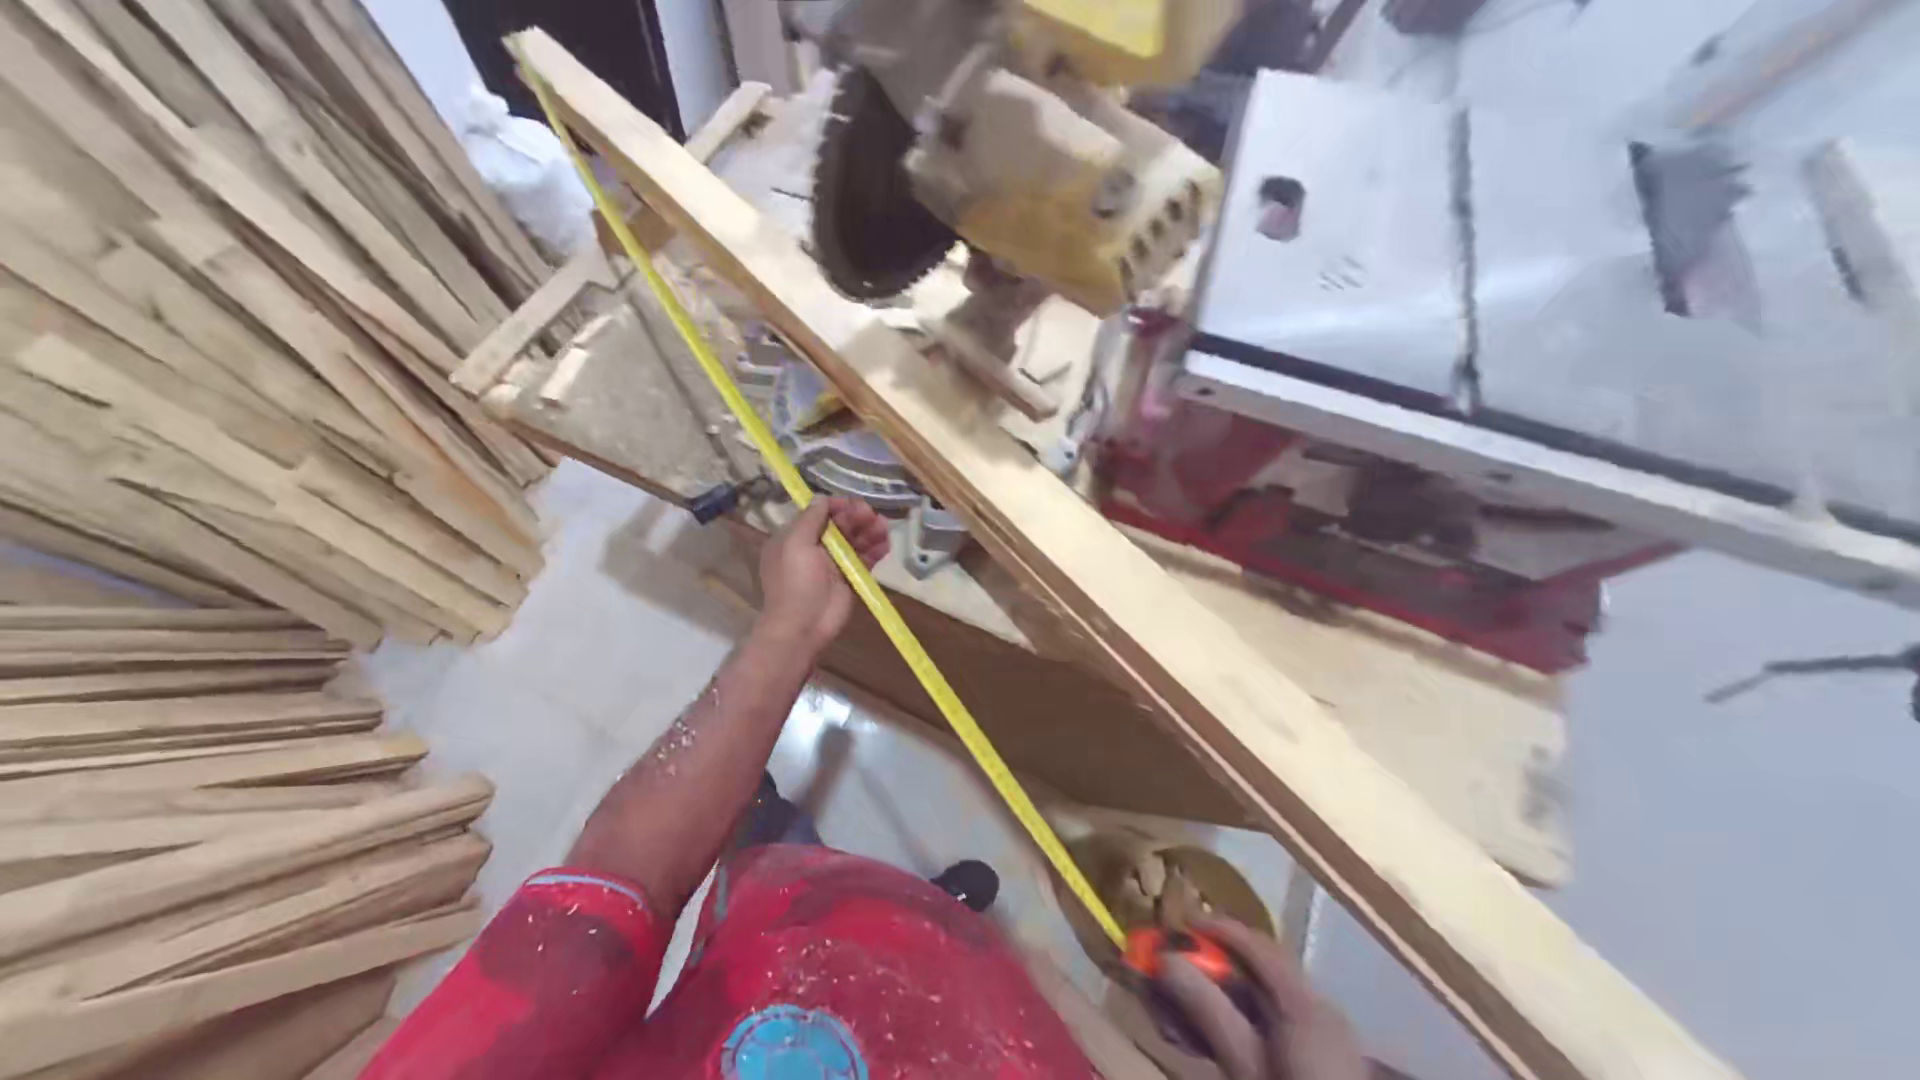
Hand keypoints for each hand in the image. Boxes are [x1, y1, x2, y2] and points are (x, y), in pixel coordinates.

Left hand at [756, 497, 889, 649]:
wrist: (802, 626)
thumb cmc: (795, 582)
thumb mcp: (795, 544)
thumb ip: (810, 519)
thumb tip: (822, 498)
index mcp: (795, 538)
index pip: (818, 514)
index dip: (836, 507)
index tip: (852, 504)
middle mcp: (814, 548)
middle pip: (839, 526)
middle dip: (856, 518)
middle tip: (872, 515)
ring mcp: (833, 564)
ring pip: (855, 541)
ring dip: (869, 532)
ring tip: (883, 528)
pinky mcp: (850, 579)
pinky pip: (865, 559)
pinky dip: (876, 551)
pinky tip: (886, 545)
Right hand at [1157, 918, 1366, 1079]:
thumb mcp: (1246, 1070)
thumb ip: (1208, 1010)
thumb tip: (1165, 958)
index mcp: (1305, 1005)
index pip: (1257, 945)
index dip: (1217, 928)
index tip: (1176, 925)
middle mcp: (1320, 1009)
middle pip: (1263, 966)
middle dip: (1217, 962)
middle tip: (1175, 968)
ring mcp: (1329, 1035)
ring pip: (1268, 992)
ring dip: (1227, 990)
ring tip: (1188, 1008)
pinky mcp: (1327, 1059)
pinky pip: (1279, 1018)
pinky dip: (1245, 1015)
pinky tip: (1220, 1038)